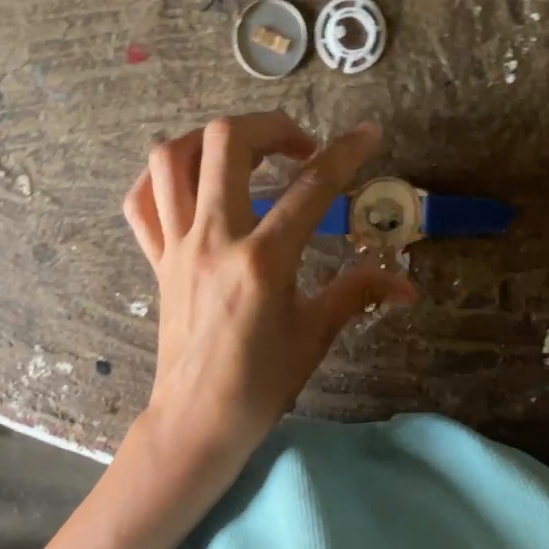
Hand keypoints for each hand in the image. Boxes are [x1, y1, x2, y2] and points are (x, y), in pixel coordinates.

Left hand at [122, 112, 413, 463]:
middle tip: (298, 150)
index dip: (345, 153)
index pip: (309, 189)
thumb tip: (407, 284)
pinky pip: (141, 202)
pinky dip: (160, 180)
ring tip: (242, 156)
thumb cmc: (260, 385)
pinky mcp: (156, 263)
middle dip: (270, 127)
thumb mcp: (314, 336)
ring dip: (208, 139)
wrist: (198, 421)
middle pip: (227, 142)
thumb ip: (357, 294)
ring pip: (172, 158)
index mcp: (261, 261)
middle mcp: (214, 240)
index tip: (368, 135)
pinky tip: (189, 185)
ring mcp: (177, 248)